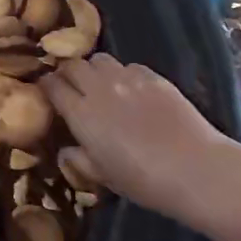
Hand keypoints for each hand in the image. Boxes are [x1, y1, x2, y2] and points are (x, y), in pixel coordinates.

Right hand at [40, 54, 240, 223]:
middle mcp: (100, 88)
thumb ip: (79, 160)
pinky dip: (122, 74)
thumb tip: (66, 150)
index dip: (46, 86)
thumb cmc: (143, 181)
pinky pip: (128, 65)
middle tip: (70, 86)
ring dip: (93, 69)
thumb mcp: (103, 177)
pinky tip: (131, 90)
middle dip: (67, 72)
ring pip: (100, 59)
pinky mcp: (154, 76)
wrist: (193, 168)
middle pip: (73, 65)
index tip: (46, 91)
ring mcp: (128, 78)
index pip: (53, 86)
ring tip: (100, 84)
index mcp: (81, 114)